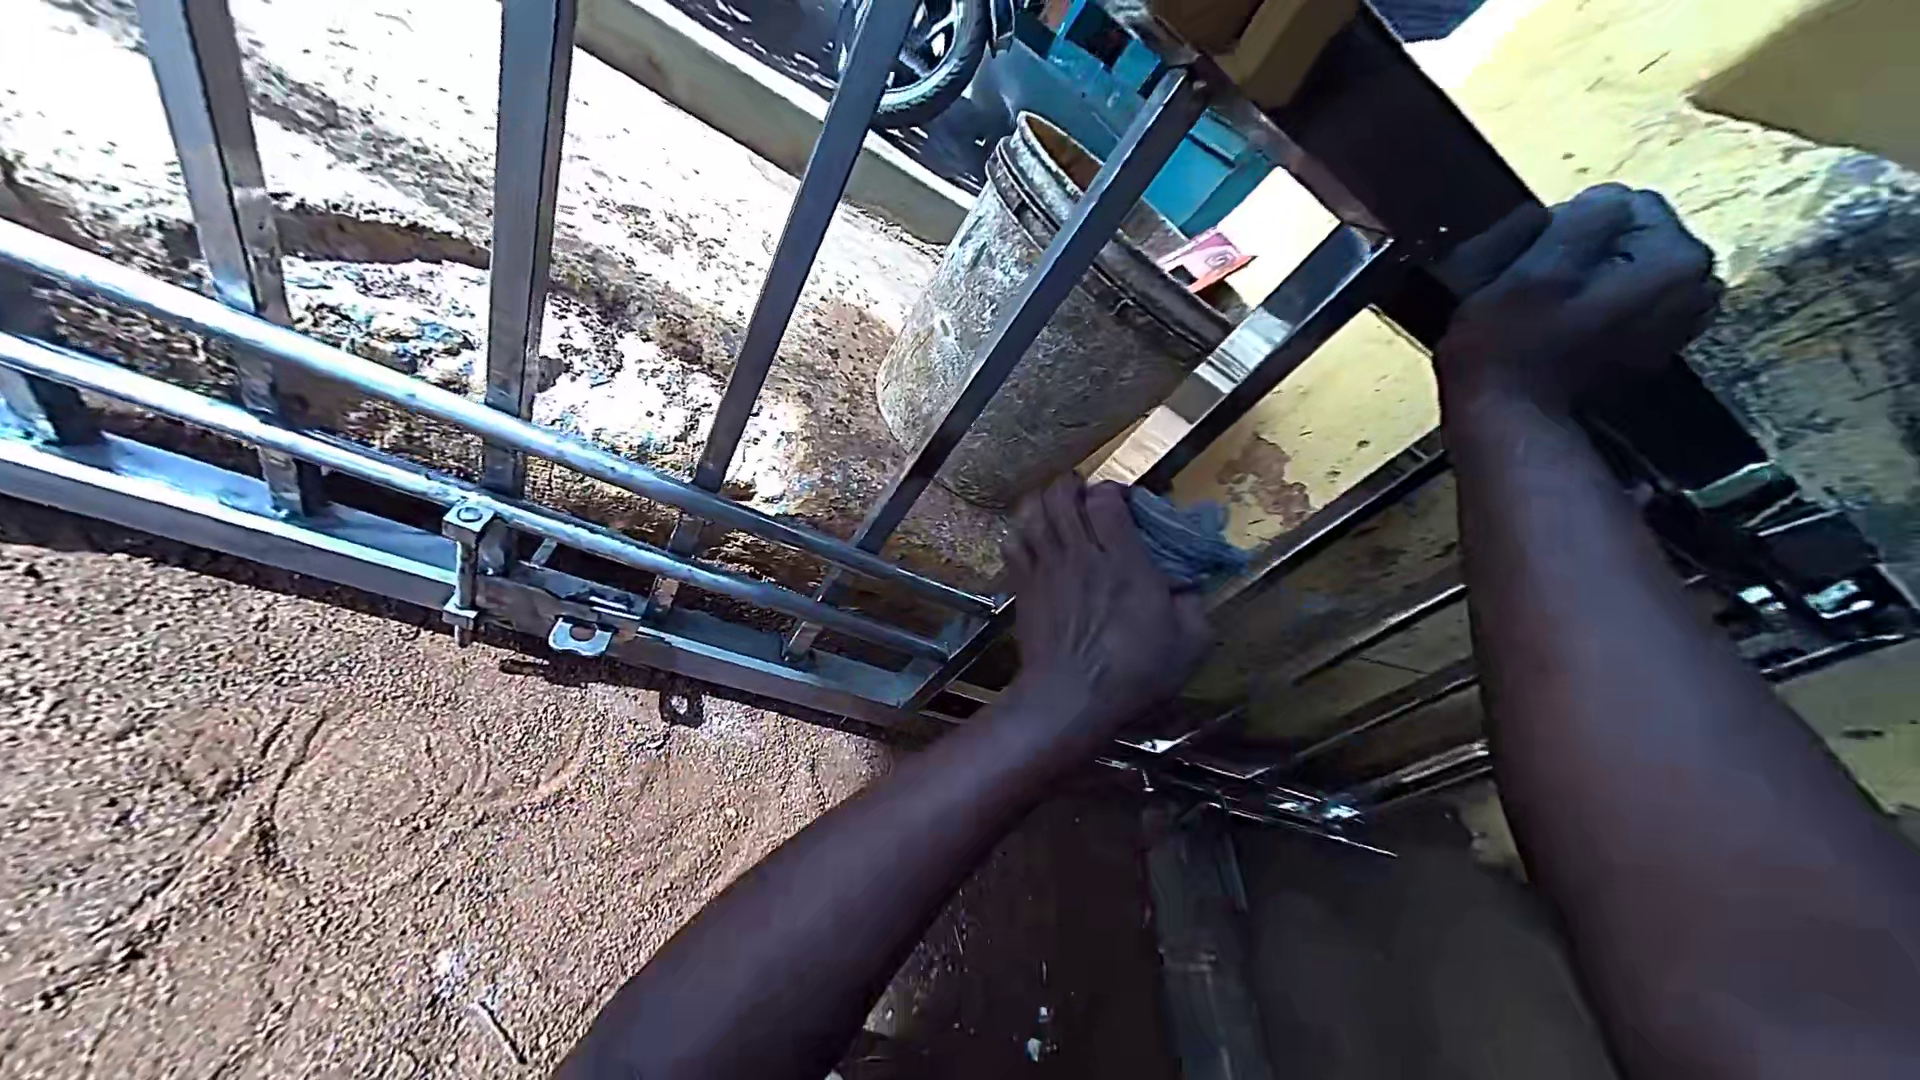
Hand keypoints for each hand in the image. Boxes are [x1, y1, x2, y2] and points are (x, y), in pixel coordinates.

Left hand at [1002, 478, 1208, 739]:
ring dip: (1044, 501)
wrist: (1069, 698)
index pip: (1105, 500)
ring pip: (1033, 512)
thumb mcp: (1188, 643)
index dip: (1111, 491)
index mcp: (1123, 562)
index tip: (1122, 502)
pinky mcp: (1023, 586)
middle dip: (1072, 485)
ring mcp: (1046, 568)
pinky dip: (1020, 532)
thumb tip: (1187, 585)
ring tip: (1057, 508)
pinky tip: (1032, 539)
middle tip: (1084, 496)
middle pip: (1061, 496)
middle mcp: (1080, 554)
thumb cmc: (1132, 673)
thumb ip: (1193, 605)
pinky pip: (1012, 543)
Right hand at [1435, 183, 1722, 418]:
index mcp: (1676, 259)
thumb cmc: (1507, 351)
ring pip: (1617, 277)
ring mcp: (1673, 327)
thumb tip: (1602, 199)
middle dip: (1576, 260)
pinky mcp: (1644, 355)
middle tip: (1527, 297)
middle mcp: (1694, 288)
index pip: (1619, 206)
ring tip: (1537, 320)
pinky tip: (1553, 340)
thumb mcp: (1533, 271)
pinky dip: (1585, 319)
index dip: (1561, 231)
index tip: (1524, 268)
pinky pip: (1615, 313)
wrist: (1504, 423)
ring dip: (1578, 289)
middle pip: (1624, 243)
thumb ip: (1582, 218)